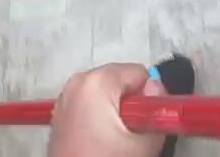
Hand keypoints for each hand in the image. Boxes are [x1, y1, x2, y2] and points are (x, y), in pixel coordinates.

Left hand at [47, 63, 163, 156]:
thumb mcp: (143, 145)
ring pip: (108, 93)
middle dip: (132, 105)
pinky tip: (101, 142)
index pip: (140, 74)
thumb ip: (158, 111)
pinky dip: (101, 117)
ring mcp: (66, 97)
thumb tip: (156, 90)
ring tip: (115, 141)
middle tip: (131, 135)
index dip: (149, 99)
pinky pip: (92, 104)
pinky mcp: (61, 114)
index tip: (146, 123)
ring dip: (117, 112)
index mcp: (97, 82)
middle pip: (122, 81)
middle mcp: (79, 82)